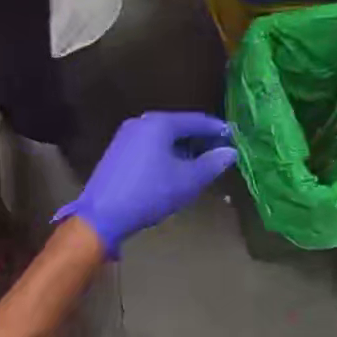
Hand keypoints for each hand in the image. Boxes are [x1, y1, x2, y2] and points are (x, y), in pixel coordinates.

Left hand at [55, 111, 236, 256]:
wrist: (102, 215)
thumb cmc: (149, 194)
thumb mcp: (187, 181)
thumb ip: (211, 164)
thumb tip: (230, 152)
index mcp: (159, 123)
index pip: (197, 120)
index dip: (217, 129)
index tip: (234, 138)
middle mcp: (140, 123)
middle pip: (178, 127)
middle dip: (199, 140)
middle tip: (218, 153)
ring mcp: (125, 137)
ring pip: (162, 139)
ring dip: (182, 150)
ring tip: (198, 165)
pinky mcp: (116, 154)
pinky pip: (148, 148)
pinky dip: (165, 156)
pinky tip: (172, 172)